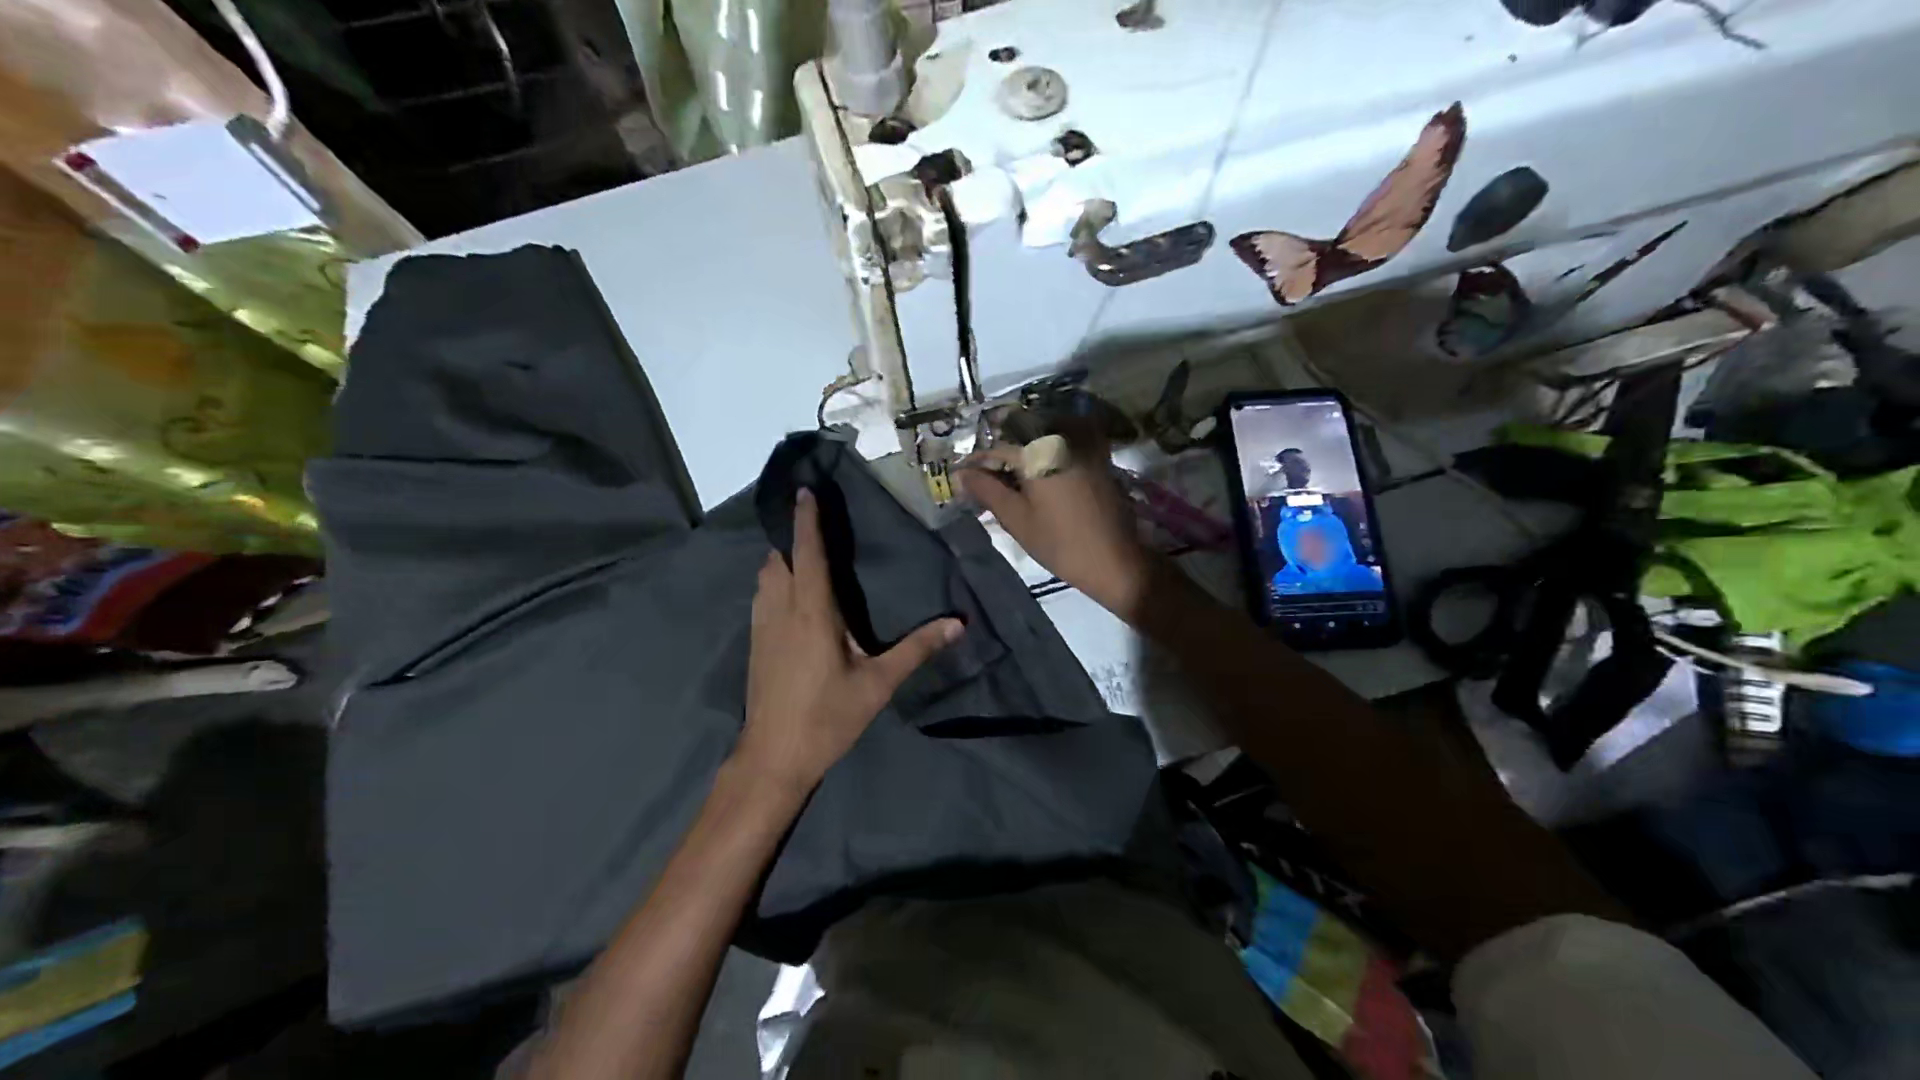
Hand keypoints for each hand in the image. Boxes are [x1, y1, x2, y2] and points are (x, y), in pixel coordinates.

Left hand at [737, 489, 962, 792]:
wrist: (773, 757)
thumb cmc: (828, 717)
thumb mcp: (878, 684)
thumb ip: (917, 649)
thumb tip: (958, 624)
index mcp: (811, 612)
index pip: (807, 553)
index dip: (806, 520)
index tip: (804, 491)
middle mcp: (781, 610)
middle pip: (779, 559)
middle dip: (793, 538)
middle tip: (816, 525)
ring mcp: (761, 627)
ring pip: (765, 577)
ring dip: (781, 560)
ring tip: (806, 557)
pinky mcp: (754, 644)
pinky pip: (761, 597)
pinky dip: (774, 583)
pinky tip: (791, 597)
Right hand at [959, 434, 1155, 620]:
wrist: (1115, 560)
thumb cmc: (1060, 543)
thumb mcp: (1016, 519)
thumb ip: (987, 491)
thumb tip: (961, 474)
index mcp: (1038, 451)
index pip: (997, 449)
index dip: (976, 462)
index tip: (962, 476)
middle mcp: (1061, 438)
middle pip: (1019, 437)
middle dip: (999, 456)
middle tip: (983, 480)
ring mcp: (1083, 446)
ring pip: (1041, 439)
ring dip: (1022, 454)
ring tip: (1008, 480)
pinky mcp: (1098, 458)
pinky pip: (1063, 447)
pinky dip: (1045, 457)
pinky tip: (1037, 479)